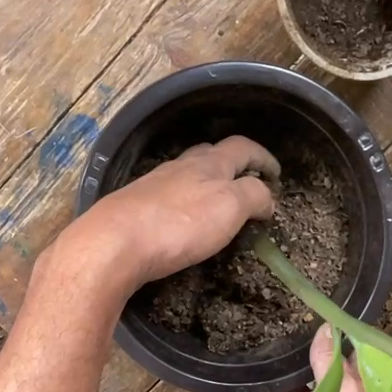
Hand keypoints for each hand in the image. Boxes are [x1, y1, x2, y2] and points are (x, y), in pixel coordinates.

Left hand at [51, 136, 279, 295]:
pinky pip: (170, 198)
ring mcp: (155, 186)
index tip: (276, 175)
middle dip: (234, 166)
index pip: (242, 148)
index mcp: (208, 164)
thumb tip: (267, 197)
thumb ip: (253, 197)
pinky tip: (184, 222)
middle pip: (212, 156)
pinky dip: (186, 204)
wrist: (114, 243)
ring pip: (188, 175)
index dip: (263, 158)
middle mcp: (180, 167)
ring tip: (218, 206)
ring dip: (208, 185)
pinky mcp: (137, 208)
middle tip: (247, 185)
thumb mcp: (229, 207)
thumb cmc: (179, 224)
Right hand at [211, 326, 390, 391]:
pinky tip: (214, 389)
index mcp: (355, 391)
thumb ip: (332, 366)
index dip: (333, 334)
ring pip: (280, 388)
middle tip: (270, 317)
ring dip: (264, 372)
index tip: (313, 308)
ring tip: (242, 344)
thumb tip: (325, 330)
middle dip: (295, 347)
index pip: (345, 355)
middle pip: (311, 368)